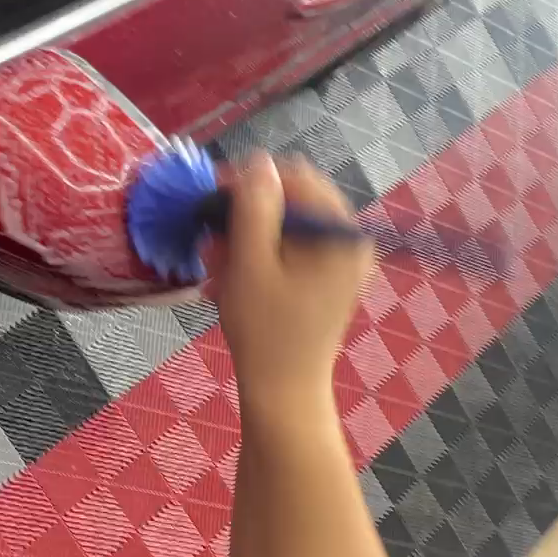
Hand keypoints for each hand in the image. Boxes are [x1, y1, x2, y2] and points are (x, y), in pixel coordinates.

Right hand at [207, 151, 374, 421]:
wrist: (282, 392)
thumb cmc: (263, 331)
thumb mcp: (250, 265)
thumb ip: (253, 208)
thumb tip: (257, 163)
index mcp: (340, 233)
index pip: (296, 179)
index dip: (250, 181)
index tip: (209, 198)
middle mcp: (349, 242)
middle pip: (292, 205)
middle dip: (245, 217)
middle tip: (208, 240)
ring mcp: (340, 265)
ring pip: (286, 231)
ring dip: (246, 241)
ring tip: (214, 266)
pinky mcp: (326, 284)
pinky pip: (290, 255)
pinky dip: (258, 260)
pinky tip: (230, 279)